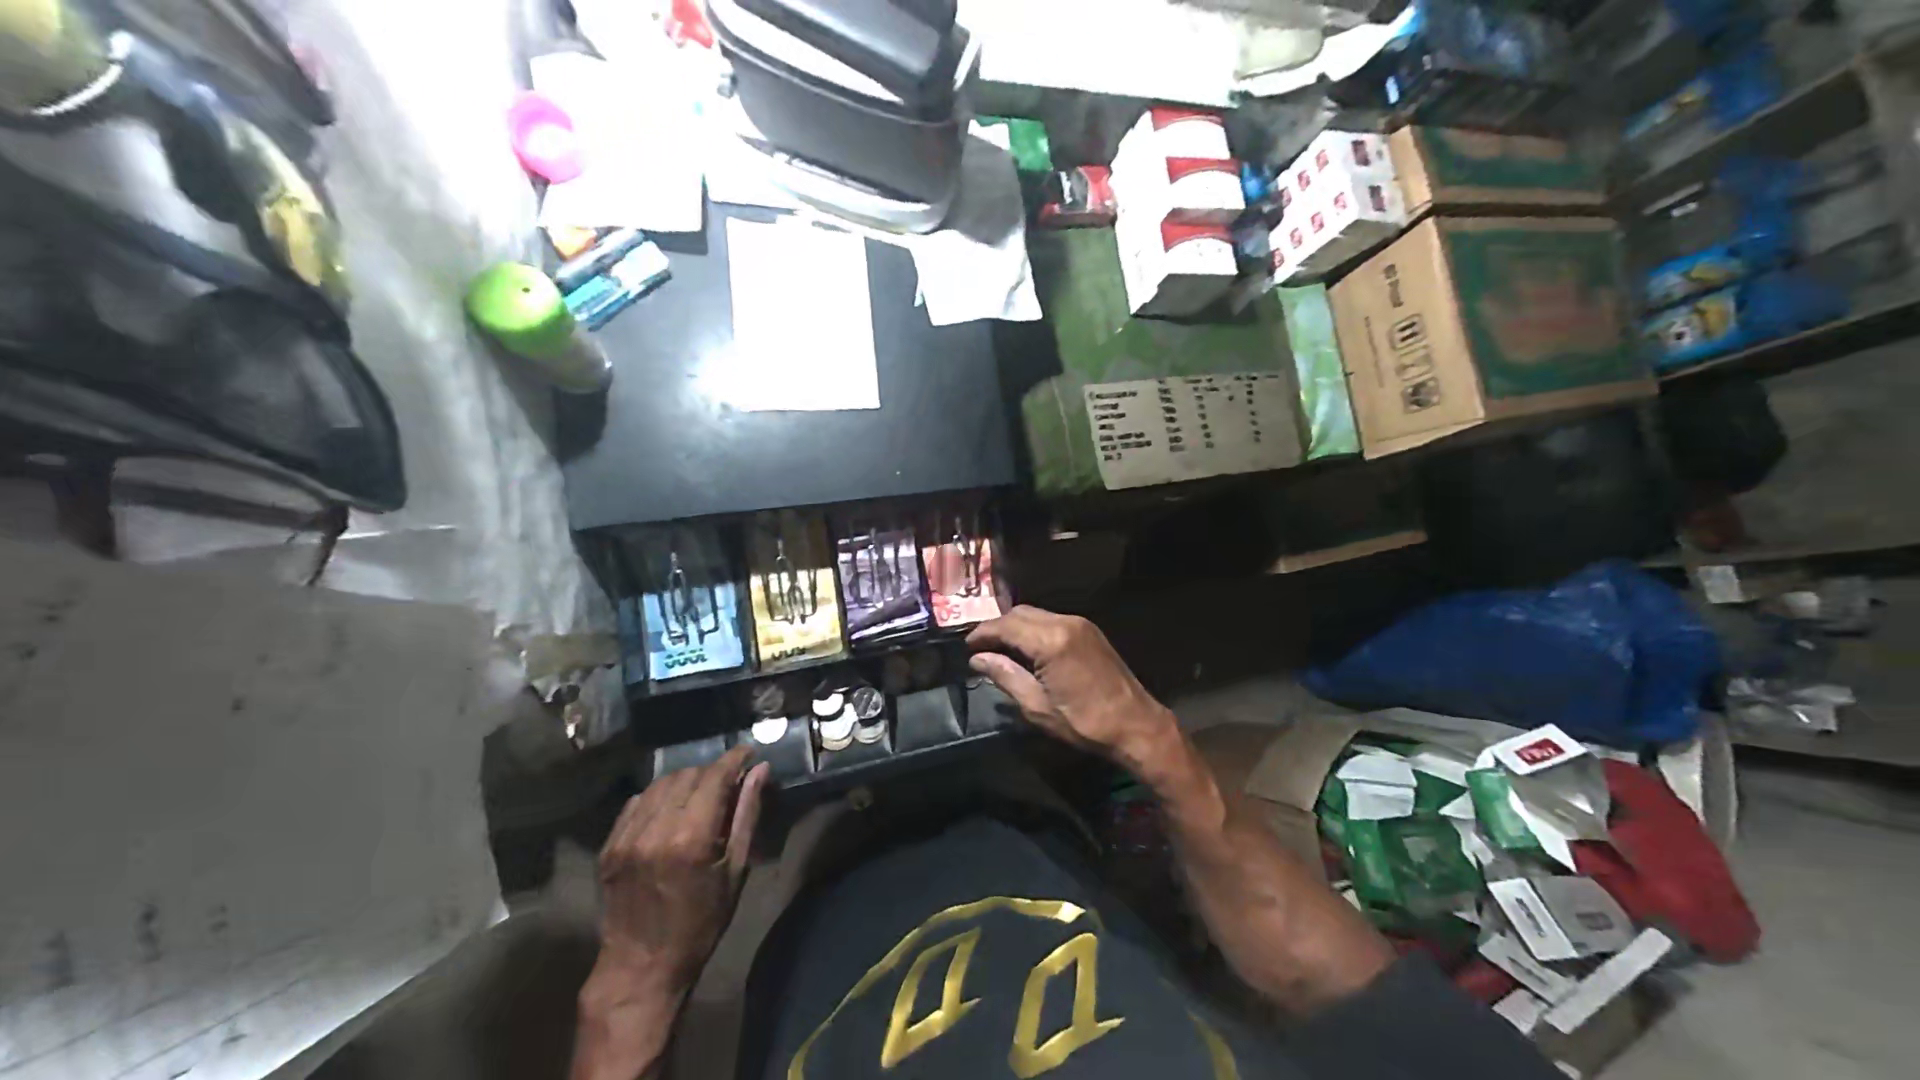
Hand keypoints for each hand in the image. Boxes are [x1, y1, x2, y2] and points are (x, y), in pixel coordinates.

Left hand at [593, 744, 770, 991]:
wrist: (641, 967)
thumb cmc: (700, 923)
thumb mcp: (734, 871)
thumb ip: (746, 815)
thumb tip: (761, 771)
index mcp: (691, 838)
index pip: (714, 777)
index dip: (734, 759)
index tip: (749, 752)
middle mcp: (655, 830)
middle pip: (687, 775)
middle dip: (711, 772)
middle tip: (728, 783)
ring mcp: (627, 837)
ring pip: (660, 784)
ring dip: (685, 782)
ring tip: (700, 795)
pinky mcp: (610, 846)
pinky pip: (637, 803)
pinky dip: (659, 798)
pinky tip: (671, 811)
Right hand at [966, 606, 1183, 781]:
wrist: (1135, 725)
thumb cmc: (1084, 723)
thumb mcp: (1037, 706)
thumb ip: (1005, 676)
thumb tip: (978, 659)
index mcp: (1051, 641)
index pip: (1006, 625)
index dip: (982, 634)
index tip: (967, 647)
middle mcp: (1065, 623)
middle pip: (1020, 613)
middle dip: (997, 628)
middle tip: (981, 650)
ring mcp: (1080, 624)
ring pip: (1036, 615)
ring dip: (1015, 627)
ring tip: (1000, 651)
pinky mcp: (1090, 631)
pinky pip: (1052, 621)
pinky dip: (1034, 630)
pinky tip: (1027, 650)